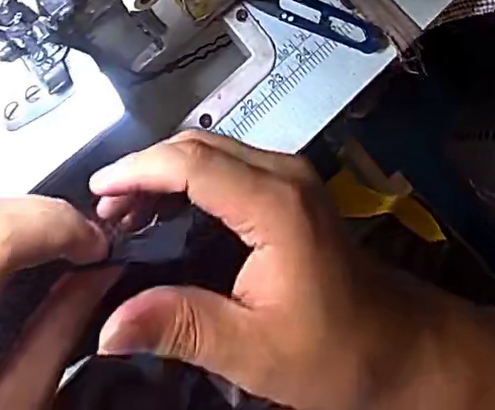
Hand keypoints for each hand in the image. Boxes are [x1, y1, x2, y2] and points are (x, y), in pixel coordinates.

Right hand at [89, 131, 450, 409]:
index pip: (195, 163)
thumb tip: (109, 327)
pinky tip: (167, 206)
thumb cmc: (334, 348)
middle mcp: (283, 171)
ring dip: (166, 168)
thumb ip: (182, 326)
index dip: (141, 169)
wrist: (396, 342)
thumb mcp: (254, 350)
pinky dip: (189, 176)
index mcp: (275, 203)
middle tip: (105, 206)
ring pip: (212, 147)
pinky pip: (228, 162)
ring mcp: (288, 172)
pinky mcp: (287, 183)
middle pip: (200, 144)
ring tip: (126, 209)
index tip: (98, 189)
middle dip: (147, 167)